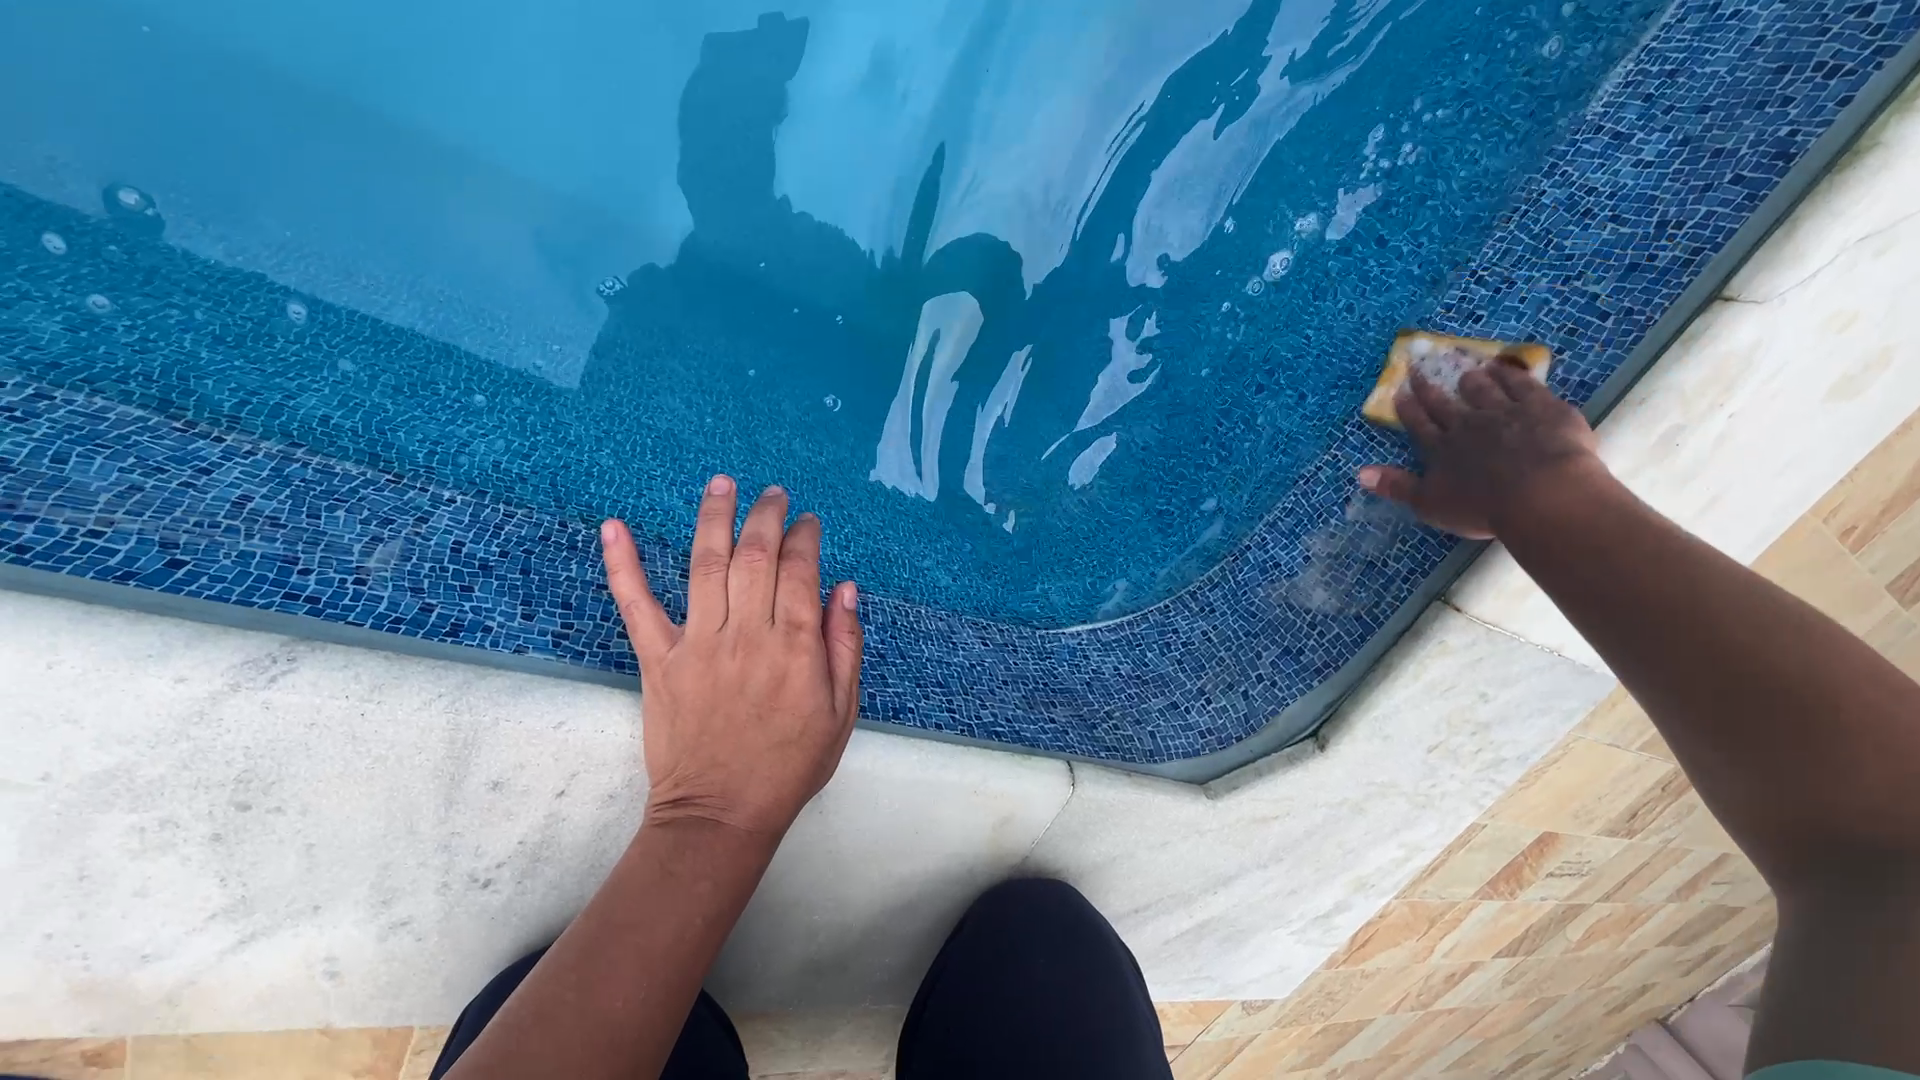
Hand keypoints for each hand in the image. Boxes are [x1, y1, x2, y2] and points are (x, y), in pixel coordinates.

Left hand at [599, 476, 862, 839]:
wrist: (721, 814)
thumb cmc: (788, 766)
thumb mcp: (841, 713)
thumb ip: (845, 647)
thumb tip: (843, 588)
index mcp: (796, 648)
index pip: (800, 571)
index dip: (804, 537)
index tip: (807, 521)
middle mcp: (748, 635)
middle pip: (756, 556)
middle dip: (767, 515)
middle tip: (773, 493)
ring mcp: (699, 644)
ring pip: (707, 565)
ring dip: (715, 518)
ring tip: (722, 484)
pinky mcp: (660, 660)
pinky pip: (637, 605)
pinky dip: (623, 565)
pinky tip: (613, 528)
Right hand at [1358, 360, 1606, 538]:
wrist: (1542, 494)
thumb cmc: (1482, 507)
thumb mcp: (1430, 504)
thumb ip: (1397, 486)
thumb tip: (1360, 473)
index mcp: (1441, 448)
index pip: (1419, 424)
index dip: (1408, 409)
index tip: (1400, 393)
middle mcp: (1467, 424)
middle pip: (1444, 402)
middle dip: (1429, 387)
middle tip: (1419, 370)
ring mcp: (1504, 412)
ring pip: (1483, 389)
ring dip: (1472, 380)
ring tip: (1466, 371)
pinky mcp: (1539, 407)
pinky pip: (1521, 384)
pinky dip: (1510, 375)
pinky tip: (1504, 368)